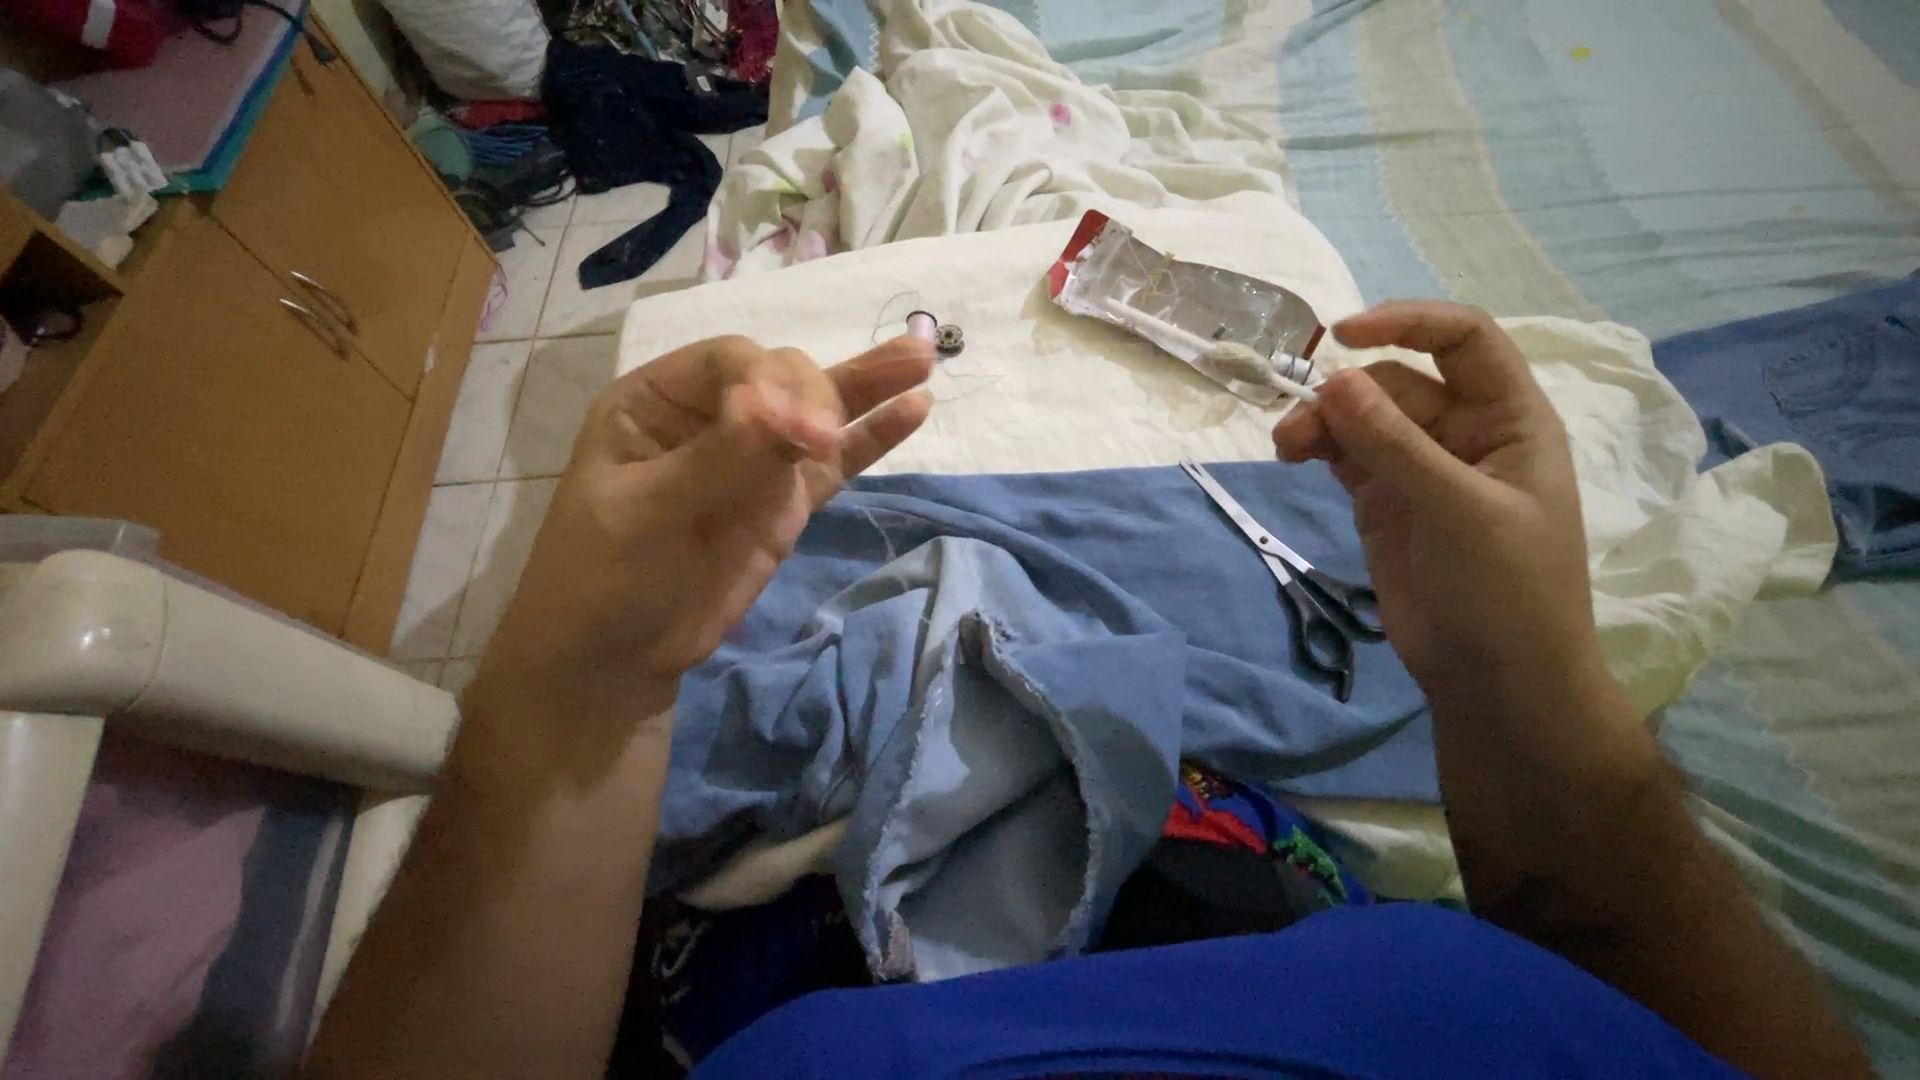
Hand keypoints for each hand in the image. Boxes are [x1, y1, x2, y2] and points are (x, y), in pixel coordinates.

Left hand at [473, 335, 934, 716]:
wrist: (618, 657)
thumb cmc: (603, 578)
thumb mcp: (643, 513)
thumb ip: (716, 459)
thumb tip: (776, 405)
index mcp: (658, 401)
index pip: (730, 363)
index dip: (769, 385)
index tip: (790, 433)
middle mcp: (714, 416)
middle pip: (782, 378)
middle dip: (813, 398)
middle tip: (823, 441)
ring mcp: (758, 459)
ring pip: (820, 411)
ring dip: (870, 384)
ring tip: (924, 357)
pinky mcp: (788, 500)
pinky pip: (839, 462)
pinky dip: (875, 437)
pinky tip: (917, 407)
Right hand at [1272, 301, 1597, 699]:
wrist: (1494, 677)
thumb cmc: (1504, 590)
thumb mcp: (1457, 509)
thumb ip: (1394, 443)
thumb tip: (1333, 380)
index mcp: (1509, 420)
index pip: (1464, 341)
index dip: (1408, 323)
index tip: (1344, 334)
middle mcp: (1463, 434)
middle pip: (1395, 383)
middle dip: (1345, 396)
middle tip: (1298, 431)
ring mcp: (1418, 469)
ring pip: (1361, 420)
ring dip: (1321, 423)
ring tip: (1286, 449)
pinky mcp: (1383, 502)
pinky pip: (1344, 456)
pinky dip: (1317, 449)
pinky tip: (1292, 457)